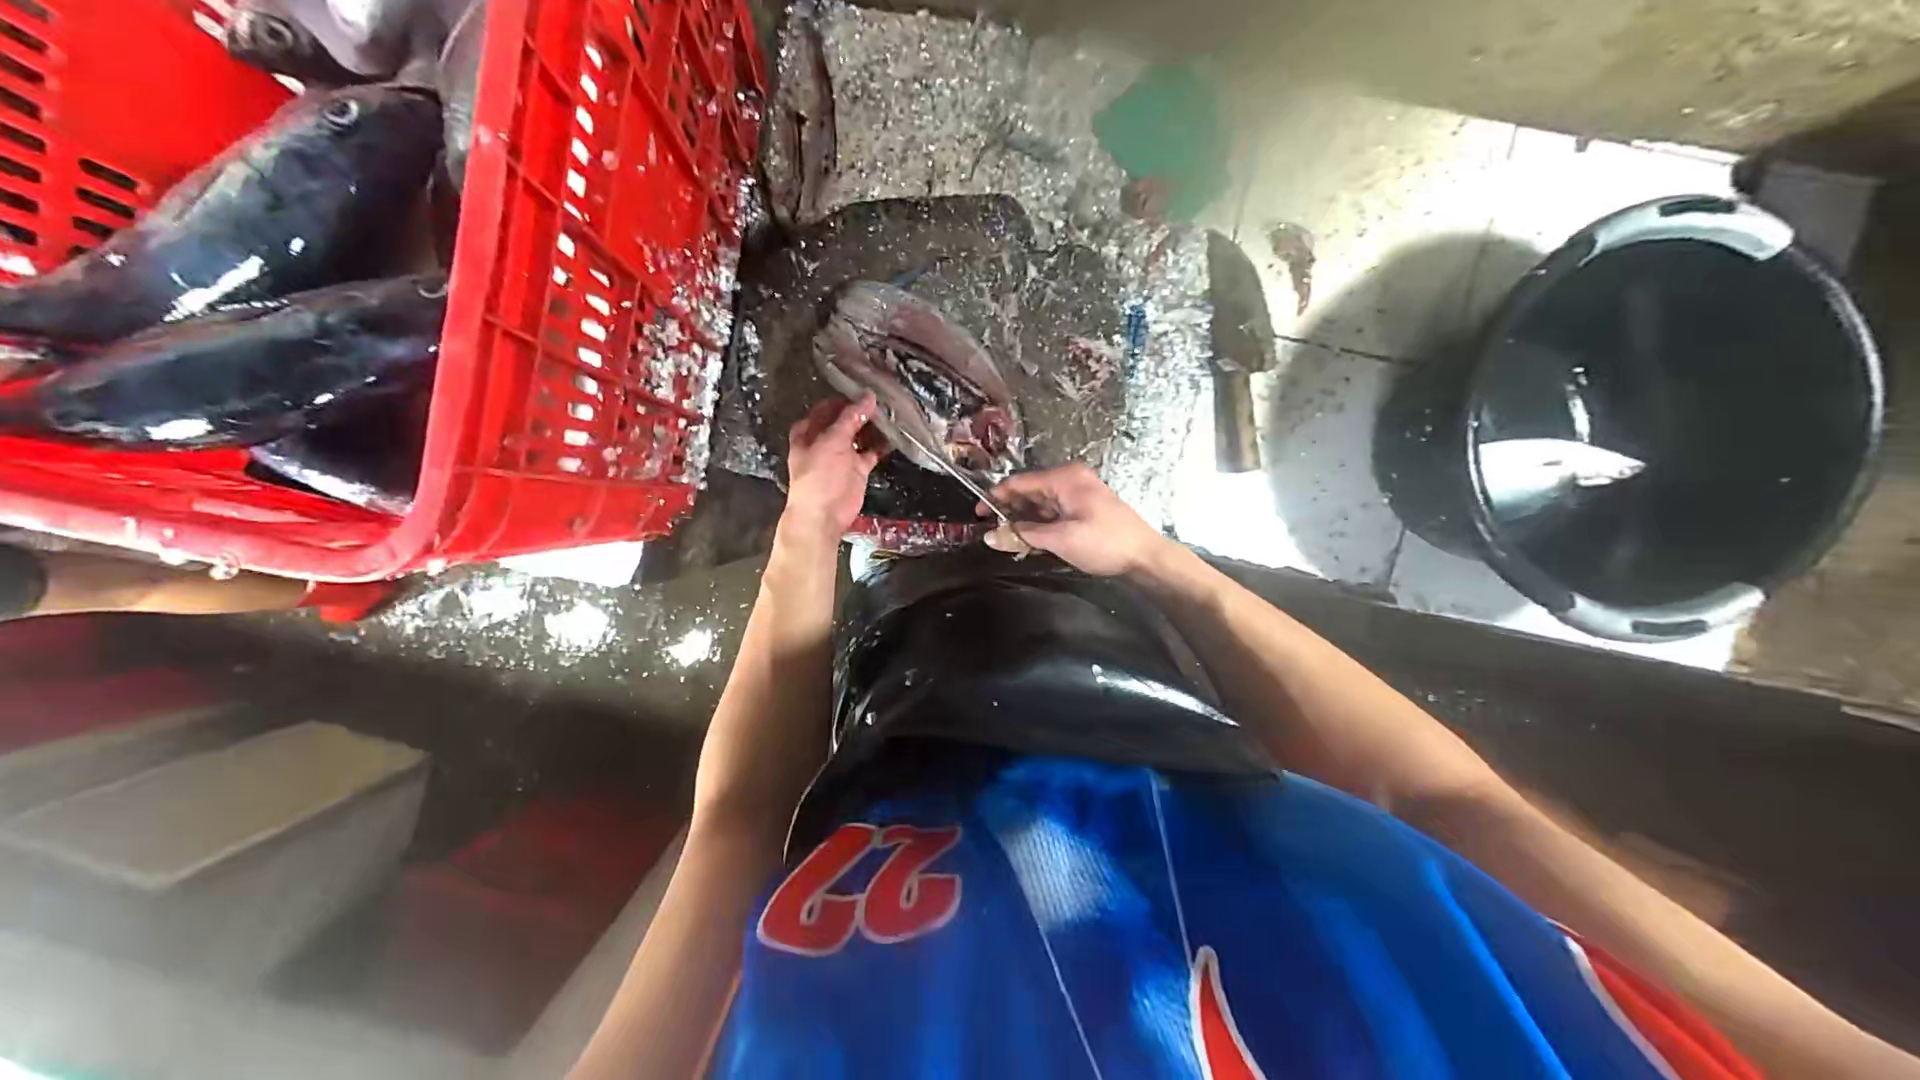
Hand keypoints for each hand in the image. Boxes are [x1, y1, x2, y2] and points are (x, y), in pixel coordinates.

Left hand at [781, 394, 881, 551]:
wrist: (822, 515)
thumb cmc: (819, 475)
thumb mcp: (831, 440)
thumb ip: (850, 417)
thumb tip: (869, 396)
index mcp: (809, 430)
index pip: (828, 407)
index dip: (846, 397)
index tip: (868, 386)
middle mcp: (825, 440)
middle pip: (846, 419)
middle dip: (863, 410)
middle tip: (886, 397)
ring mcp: (842, 454)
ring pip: (860, 434)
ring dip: (874, 426)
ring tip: (894, 412)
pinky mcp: (857, 468)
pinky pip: (871, 451)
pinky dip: (882, 444)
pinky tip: (896, 433)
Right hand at [980, 464, 1168, 576]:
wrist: (1146, 558)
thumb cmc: (1104, 543)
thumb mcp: (1060, 540)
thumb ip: (1022, 536)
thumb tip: (990, 536)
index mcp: (1064, 479)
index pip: (1019, 483)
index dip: (995, 498)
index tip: (978, 515)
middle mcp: (1070, 481)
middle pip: (1029, 492)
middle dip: (1009, 512)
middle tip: (992, 533)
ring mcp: (1078, 495)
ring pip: (1040, 505)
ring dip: (1024, 522)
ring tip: (1008, 541)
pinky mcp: (1083, 510)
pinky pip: (1053, 513)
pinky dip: (1040, 526)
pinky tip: (1030, 542)